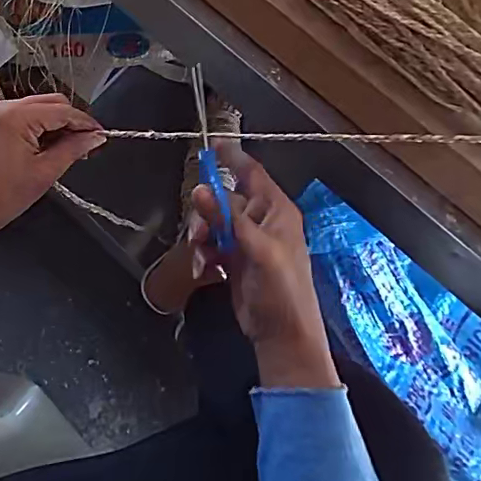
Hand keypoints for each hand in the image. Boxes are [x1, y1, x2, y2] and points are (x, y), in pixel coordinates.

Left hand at [0, 94, 105, 269]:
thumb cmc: (4, 195)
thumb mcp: (46, 172)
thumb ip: (74, 148)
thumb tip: (96, 137)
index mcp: (18, 116)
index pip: (63, 110)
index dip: (86, 123)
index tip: (102, 136)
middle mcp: (6, 106)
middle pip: (52, 102)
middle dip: (72, 120)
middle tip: (86, 144)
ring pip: (40, 107)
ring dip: (57, 123)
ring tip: (70, 148)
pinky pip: (26, 114)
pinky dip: (41, 126)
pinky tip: (49, 145)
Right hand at [189, 143, 337, 389]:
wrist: (282, 335)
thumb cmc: (282, 289)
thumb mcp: (256, 250)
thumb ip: (227, 219)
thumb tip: (199, 190)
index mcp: (275, 210)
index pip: (252, 173)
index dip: (232, 158)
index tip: (212, 145)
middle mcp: (261, 220)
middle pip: (224, 199)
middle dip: (207, 211)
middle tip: (198, 231)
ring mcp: (246, 240)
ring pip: (214, 221)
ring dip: (202, 234)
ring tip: (201, 254)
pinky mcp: (234, 259)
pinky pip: (211, 243)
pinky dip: (204, 252)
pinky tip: (204, 267)